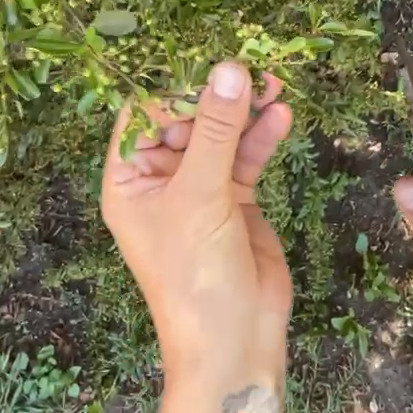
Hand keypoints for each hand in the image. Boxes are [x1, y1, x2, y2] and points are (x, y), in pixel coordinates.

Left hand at [101, 62, 294, 412]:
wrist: (237, 343)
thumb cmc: (195, 273)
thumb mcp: (200, 196)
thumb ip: (217, 131)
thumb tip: (229, 69)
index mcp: (130, 178)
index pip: (145, 115)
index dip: (174, 91)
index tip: (210, 72)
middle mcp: (162, 177)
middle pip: (188, 118)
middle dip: (217, 96)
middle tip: (250, 70)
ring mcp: (200, 186)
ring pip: (221, 134)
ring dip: (245, 111)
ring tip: (273, 84)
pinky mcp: (235, 196)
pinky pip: (246, 155)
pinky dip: (262, 136)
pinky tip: (281, 116)